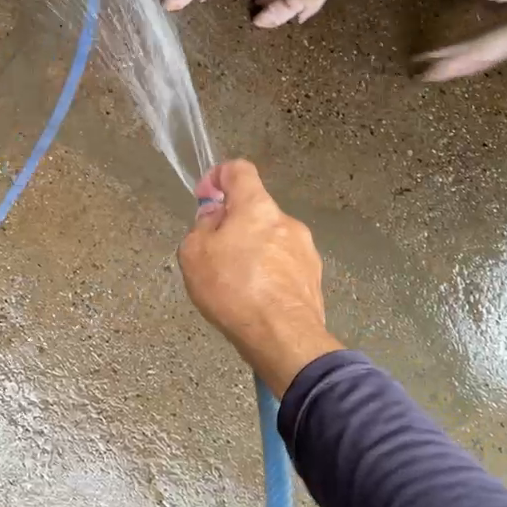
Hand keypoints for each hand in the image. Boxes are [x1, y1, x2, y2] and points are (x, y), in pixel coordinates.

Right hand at [180, 161, 344, 394]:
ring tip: (232, 283)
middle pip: (255, 211)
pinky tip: (252, 299)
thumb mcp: (194, 254)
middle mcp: (287, 222)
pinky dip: (266, 274)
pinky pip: (282, 266)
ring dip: (250, 251)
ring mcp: (305, 251)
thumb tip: (214, 218)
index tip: (204, 198)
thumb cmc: (232, 287)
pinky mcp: (312, 279)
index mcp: (257, 207)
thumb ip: (201, 228)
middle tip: (212, 254)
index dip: (217, 176)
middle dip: (232, 225)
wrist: (282, 336)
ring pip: (270, 240)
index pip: (239, 170)